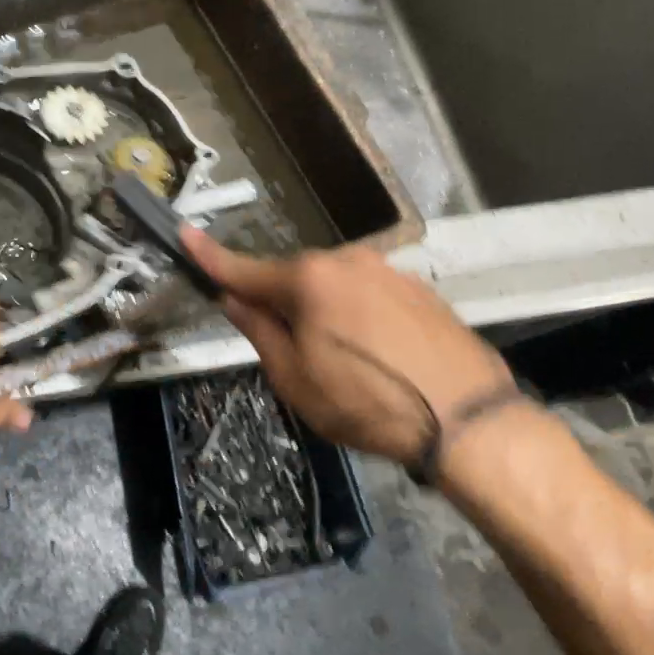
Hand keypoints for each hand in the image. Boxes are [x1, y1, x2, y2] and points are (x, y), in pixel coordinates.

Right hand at [181, 228, 513, 465]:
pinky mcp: (420, 291)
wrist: (469, 420)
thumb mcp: (294, 377)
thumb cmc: (365, 402)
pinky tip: (374, 356)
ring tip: (340, 364)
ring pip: (332, 288)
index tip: (184, 234)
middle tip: (287, 353)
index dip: (209, 257)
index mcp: (308, 280)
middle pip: (292, 280)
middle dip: (280, 304)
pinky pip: (368, 297)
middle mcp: (347, 262)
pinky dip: (356, 317)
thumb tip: (235, 300)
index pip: (244, 269)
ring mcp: (389, 272)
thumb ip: (259, 331)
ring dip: (321, 312)